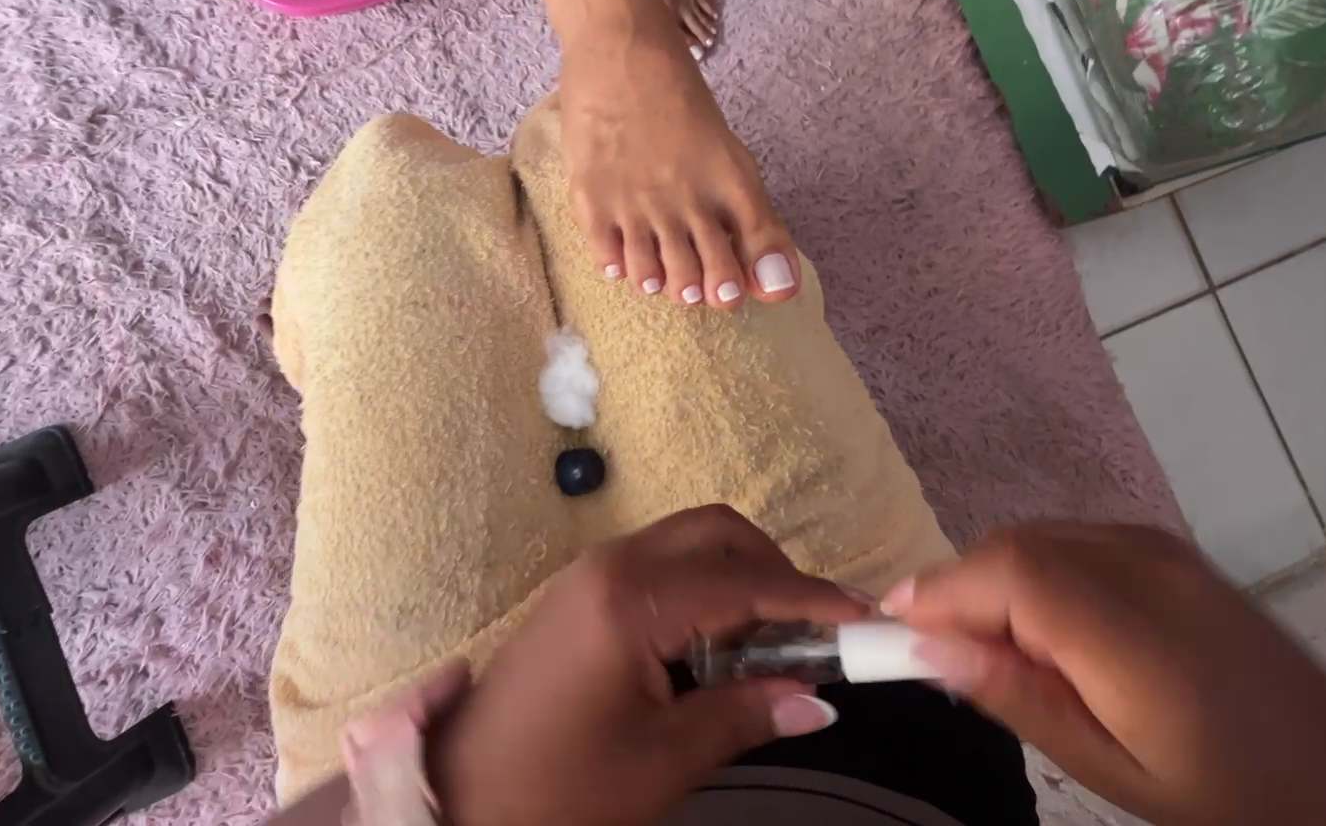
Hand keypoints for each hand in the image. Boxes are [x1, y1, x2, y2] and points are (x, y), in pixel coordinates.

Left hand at [427, 505, 866, 825]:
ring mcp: (594, 568)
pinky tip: (720, 639)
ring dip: (739, 573)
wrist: (463, 793)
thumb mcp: (660, 761)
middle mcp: (613, 561)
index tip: (863, 616)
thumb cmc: (560, 785)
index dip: (810, 598)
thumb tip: (818, 699)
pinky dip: (704, 584)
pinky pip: (662, 562)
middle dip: (773, 567)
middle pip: (715, 532)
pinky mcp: (585, 586)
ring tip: (773, 639)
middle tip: (813, 628)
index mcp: (631, 598)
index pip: (742, 582)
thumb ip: (743, 715)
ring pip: (689, 540)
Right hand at [557, 6, 800, 310]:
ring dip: (661, 282)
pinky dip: (619, 266)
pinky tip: (623, 257)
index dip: (750, 282)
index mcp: (729, 182)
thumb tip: (773, 281)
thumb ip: (748, 215)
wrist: (620, 50)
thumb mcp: (727, 150)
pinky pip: (608, 258)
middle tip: (695, 287)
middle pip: (702, 276)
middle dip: (703, 291)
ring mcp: (637, 203)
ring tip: (660, 276)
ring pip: (653, 276)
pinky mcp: (593, 199)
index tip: (737, 292)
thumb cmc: (678, 96)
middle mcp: (686, 200)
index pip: (755, 252)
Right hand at [882, 523, 1325, 825]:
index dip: (938, 591)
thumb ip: (1014, 694)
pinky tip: (1039, 619)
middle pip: (1010, 548)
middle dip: (956, 588)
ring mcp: (1151, 545)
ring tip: (987, 640)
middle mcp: (1139, 566)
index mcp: (1133, 632)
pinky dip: (1024, 568)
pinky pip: (1060, 539)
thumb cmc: (1229, 793)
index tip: (889, 628)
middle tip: (932, 645)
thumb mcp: (1111, 770)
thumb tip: (924, 642)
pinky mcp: (1156, 542)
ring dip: (987, 579)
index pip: (1007, 575)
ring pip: (1029, 538)